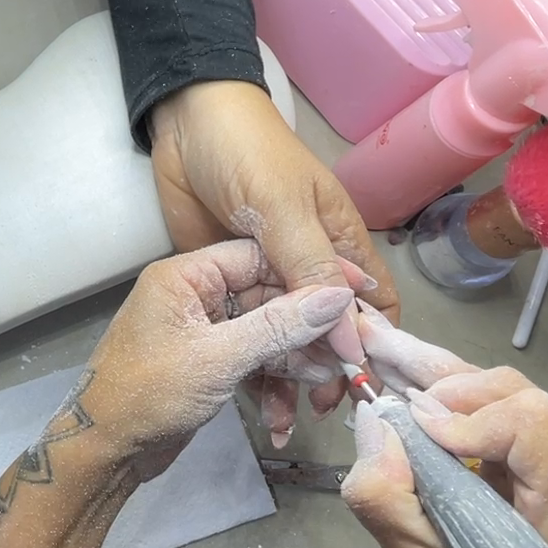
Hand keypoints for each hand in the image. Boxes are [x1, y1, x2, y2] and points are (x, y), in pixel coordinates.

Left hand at [81, 239, 353, 480]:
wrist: (105, 452)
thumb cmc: (148, 394)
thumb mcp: (218, 357)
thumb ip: (279, 325)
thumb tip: (338, 295)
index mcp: (186, 276)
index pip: (260, 256)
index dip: (310, 275)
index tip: (359, 293)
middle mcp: (194, 295)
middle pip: (268, 296)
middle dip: (309, 327)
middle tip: (351, 352)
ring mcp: (202, 331)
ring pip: (265, 332)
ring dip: (296, 359)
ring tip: (328, 385)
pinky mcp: (207, 363)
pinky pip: (251, 359)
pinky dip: (272, 380)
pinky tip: (291, 411)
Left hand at [148, 81, 398, 442]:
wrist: (177, 129)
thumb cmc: (239, 158)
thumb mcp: (279, 212)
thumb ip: (312, 270)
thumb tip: (355, 333)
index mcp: (327, 240)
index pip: (365, 299)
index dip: (370, 338)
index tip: (368, 382)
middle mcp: (298, 264)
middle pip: (322, 328)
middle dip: (327, 366)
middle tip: (326, 407)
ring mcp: (258, 282)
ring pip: (283, 340)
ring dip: (292, 377)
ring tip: (296, 418)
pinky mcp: (223, 295)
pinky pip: (246, 341)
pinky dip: (256, 372)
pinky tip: (264, 408)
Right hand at [338, 306, 547, 547]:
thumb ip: (383, 495)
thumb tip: (375, 418)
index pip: (530, 423)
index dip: (466, 415)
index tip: (417, 425)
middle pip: (522, 395)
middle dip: (449, 385)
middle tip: (388, 373)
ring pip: (516, 392)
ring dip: (450, 383)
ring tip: (394, 363)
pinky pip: (515, 405)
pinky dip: (463, 394)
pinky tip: (421, 385)